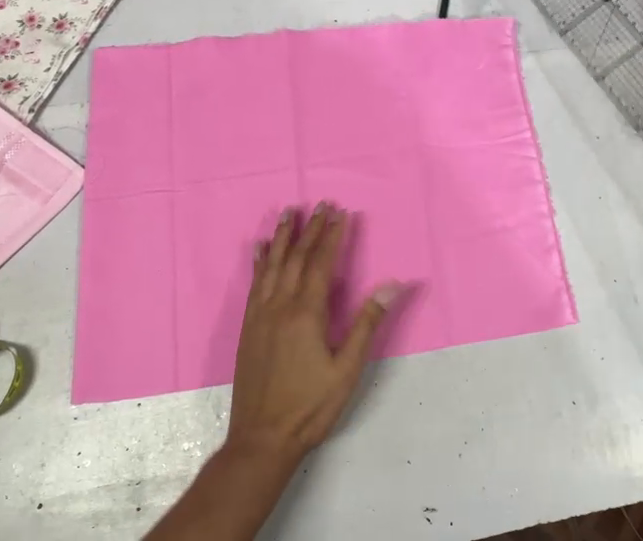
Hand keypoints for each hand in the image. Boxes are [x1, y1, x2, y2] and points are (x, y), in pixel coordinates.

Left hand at [226, 202, 400, 466]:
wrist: (262, 438)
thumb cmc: (311, 406)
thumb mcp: (348, 369)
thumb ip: (368, 324)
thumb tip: (393, 285)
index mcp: (307, 313)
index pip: (321, 263)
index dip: (332, 236)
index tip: (341, 212)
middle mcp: (281, 306)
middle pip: (297, 258)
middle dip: (311, 229)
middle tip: (321, 204)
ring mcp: (261, 315)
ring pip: (272, 265)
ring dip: (282, 237)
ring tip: (289, 213)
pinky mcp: (249, 327)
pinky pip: (254, 284)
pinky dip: (259, 262)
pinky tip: (259, 250)